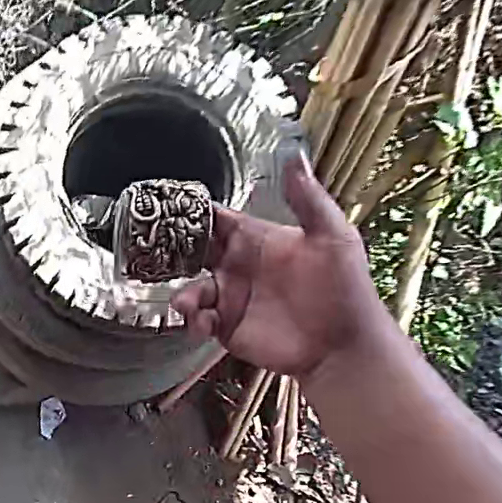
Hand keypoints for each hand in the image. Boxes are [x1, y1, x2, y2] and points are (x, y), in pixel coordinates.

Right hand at [172, 150, 385, 378]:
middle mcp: (238, 268)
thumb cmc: (343, 288)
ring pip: (190, 291)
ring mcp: (229, 299)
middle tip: (158, 258)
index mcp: (257, 241)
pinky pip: (197, 320)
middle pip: (193, 255)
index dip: (193, 215)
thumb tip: (293, 157)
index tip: (170, 211)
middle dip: (174, 256)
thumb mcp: (332, 236)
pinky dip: (194, 322)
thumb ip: (307, 199)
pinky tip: (205, 324)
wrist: (339, 345)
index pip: (217, 222)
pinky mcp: (224, 327)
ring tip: (189, 305)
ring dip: (185, 296)